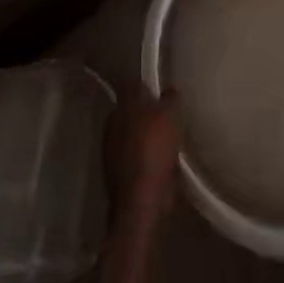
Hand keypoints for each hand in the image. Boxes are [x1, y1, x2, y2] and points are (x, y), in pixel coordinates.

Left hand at [107, 88, 180, 221]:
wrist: (140, 196)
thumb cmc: (154, 147)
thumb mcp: (168, 115)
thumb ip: (169, 99)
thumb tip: (169, 89)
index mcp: (121, 107)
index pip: (133, 87)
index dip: (149, 86)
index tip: (164, 91)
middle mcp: (112, 125)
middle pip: (133, 110)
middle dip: (149, 112)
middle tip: (171, 115)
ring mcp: (113, 149)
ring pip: (135, 133)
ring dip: (149, 134)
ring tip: (170, 139)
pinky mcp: (119, 171)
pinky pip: (137, 154)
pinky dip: (148, 155)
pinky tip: (163, 160)